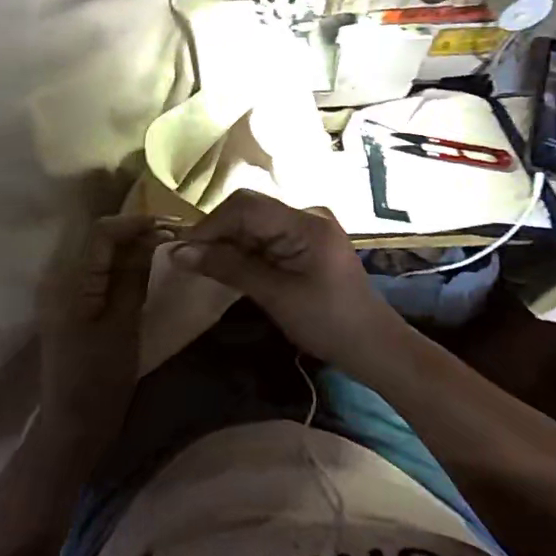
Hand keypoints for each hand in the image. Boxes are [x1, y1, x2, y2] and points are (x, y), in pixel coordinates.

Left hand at [36, 215, 173, 452]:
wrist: (72, 427)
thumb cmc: (100, 379)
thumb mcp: (124, 325)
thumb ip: (134, 276)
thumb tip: (154, 236)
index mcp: (69, 281)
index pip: (100, 233)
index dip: (134, 222)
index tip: (169, 224)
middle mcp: (57, 278)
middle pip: (95, 238)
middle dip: (131, 232)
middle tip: (169, 236)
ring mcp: (59, 292)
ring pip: (95, 254)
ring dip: (126, 248)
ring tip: (160, 250)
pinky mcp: (66, 305)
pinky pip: (93, 272)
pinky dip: (116, 266)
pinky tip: (139, 271)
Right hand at [167, 190, 401, 372]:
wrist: (375, 348)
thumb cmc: (329, 323)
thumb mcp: (275, 296)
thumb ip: (228, 268)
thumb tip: (179, 253)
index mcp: (305, 223)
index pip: (245, 206)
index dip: (210, 224)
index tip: (184, 250)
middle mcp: (306, 215)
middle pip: (248, 210)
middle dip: (216, 232)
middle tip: (189, 259)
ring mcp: (306, 227)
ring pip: (252, 223)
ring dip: (227, 243)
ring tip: (203, 265)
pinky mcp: (304, 242)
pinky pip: (264, 236)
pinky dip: (243, 251)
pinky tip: (228, 268)